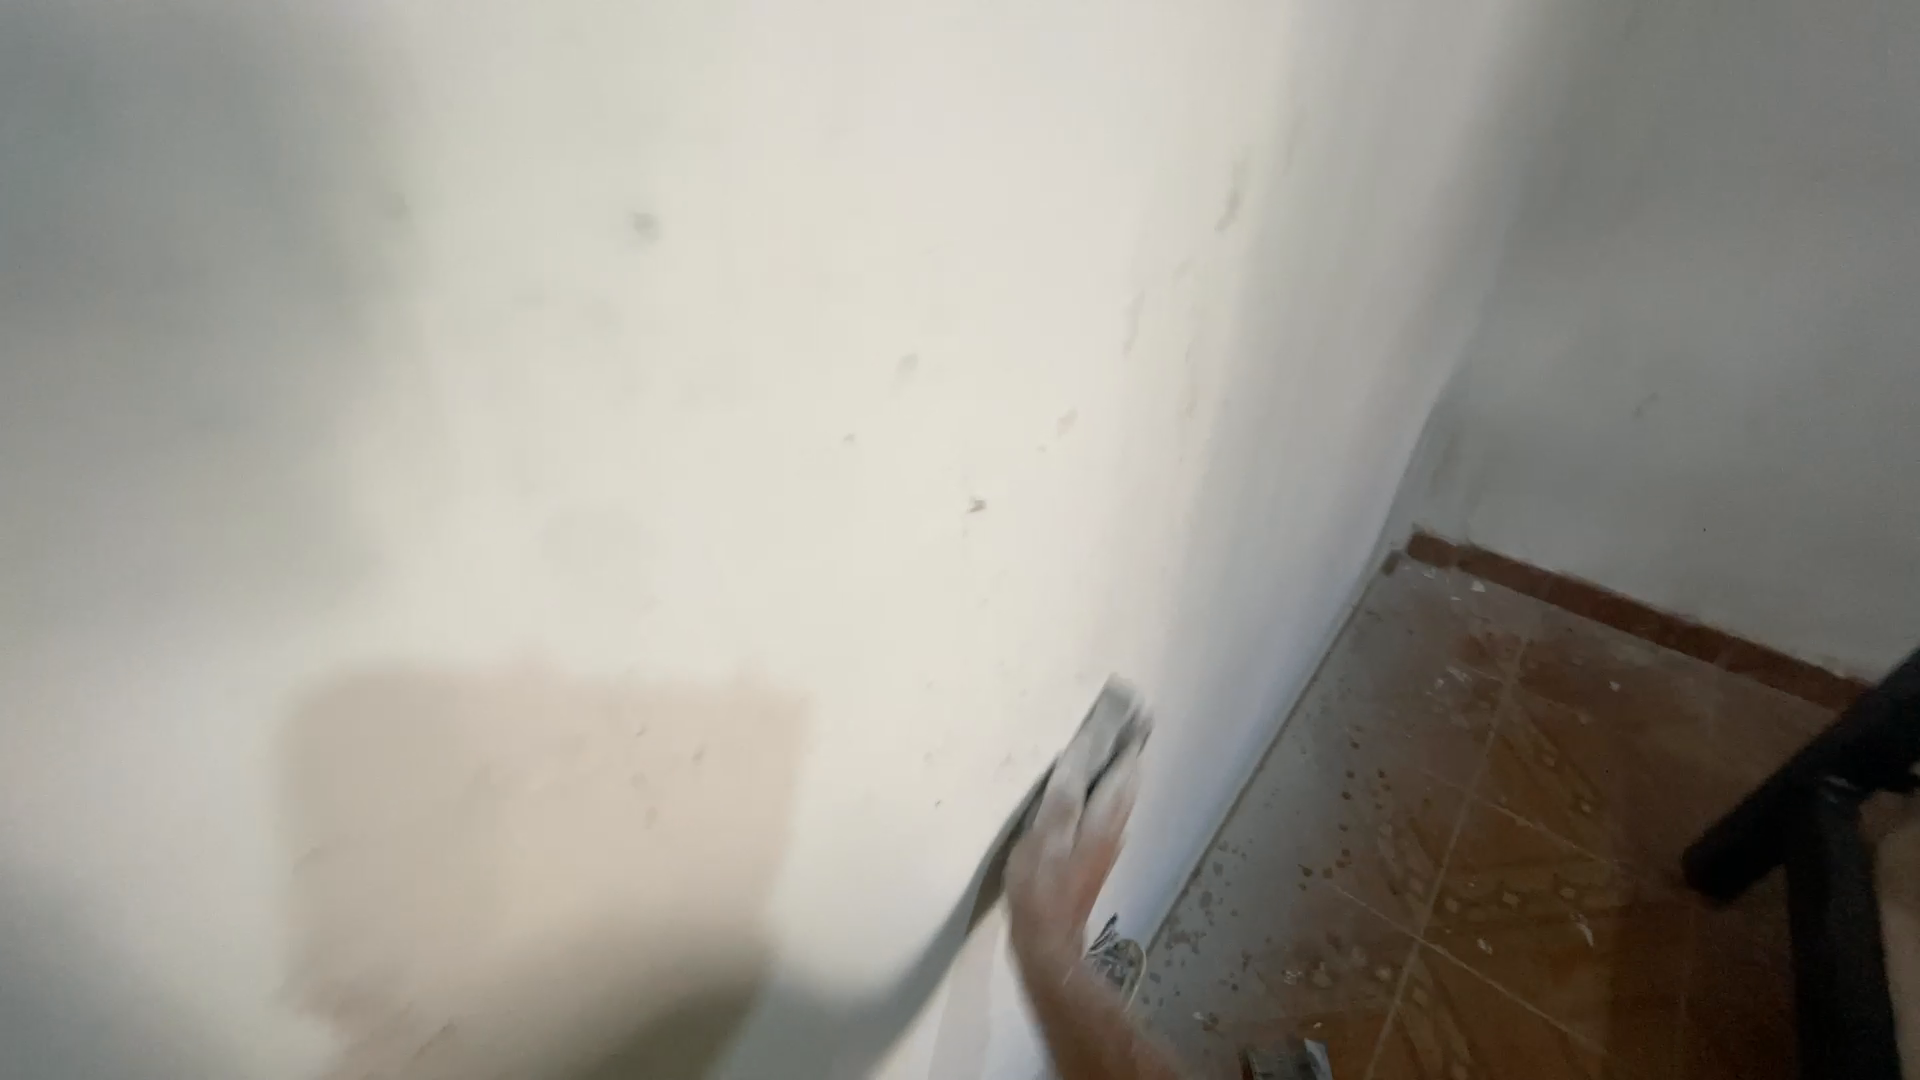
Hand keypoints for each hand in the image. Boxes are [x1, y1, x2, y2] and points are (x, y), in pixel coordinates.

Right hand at [1004, 707, 1145, 984]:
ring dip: (1120, 767)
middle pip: (1128, 779)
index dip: (1127, 738)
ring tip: (1113, 741)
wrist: (1048, 940)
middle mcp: (1113, 825)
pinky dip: (1107, 786)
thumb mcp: (1043, 837)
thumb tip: (1079, 759)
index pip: (1124, 767)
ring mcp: (1107, 842)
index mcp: (1102, 816)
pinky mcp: (1095, 853)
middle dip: (1128, 748)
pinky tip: (1094, 784)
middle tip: (1126, 718)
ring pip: (1121, 794)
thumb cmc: (1041, 886)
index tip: (1133, 709)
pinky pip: (1108, 807)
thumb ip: (1063, 797)